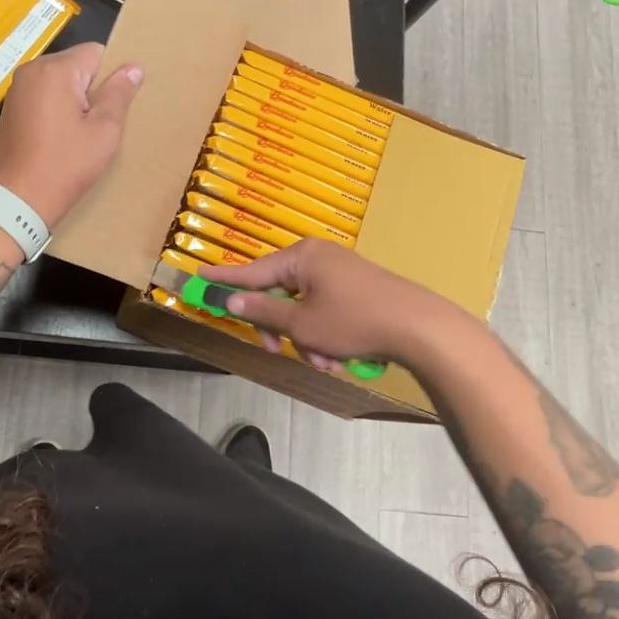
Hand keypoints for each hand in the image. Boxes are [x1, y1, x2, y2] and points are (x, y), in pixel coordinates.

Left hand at [0, 42, 142, 227]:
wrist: (16, 200)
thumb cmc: (65, 165)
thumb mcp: (103, 132)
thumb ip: (118, 94)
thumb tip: (133, 67)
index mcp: (55, 70)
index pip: (95, 52)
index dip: (110, 76)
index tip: (113, 107)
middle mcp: (31, 70)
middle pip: (75, 66)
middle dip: (90, 89)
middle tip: (97, 125)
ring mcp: (16, 90)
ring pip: (59, 83)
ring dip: (73, 101)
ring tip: (78, 135)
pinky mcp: (9, 109)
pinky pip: (42, 97)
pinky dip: (55, 111)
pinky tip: (59, 139)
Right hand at [199, 240, 474, 369]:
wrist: (421, 327)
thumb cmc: (355, 321)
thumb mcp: (302, 324)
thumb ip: (263, 311)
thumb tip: (231, 298)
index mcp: (301, 257)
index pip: (251, 269)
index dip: (224, 278)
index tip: (198, 276)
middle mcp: (318, 258)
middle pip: (278, 293)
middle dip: (279, 328)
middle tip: (275, 351)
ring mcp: (340, 272)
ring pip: (303, 308)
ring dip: (306, 339)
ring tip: (325, 362)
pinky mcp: (357, 288)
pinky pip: (325, 310)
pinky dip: (325, 334)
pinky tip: (339, 357)